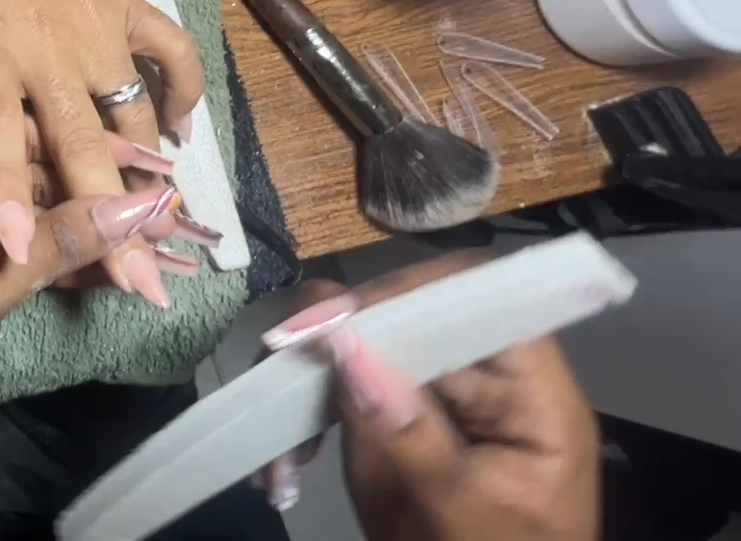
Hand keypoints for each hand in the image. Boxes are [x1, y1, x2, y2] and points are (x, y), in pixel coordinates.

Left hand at [0, 0, 205, 305]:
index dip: (5, 194)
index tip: (20, 255)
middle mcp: (52, 51)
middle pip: (81, 145)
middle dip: (107, 218)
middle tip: (137, 286)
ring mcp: (101, 28)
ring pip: (133, 111)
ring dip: (150, 169)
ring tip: (164, 226)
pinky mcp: (131, 4)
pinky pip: (173, 53)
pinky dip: (187, 90)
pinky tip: (182, 129)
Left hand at [0, 126, 215, 426]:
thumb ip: (58, 243)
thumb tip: (136, 207)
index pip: (24, 135)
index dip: (88, 147)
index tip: (151, 162)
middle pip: (31, 175)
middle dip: (96, 198)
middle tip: (168, 217)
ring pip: (26, 214)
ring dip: (81, 234)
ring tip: (155, 251)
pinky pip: (9, 243)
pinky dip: (50, 257)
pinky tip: (104, 274)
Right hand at [253, 257, 599, 539]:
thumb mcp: (451, 512)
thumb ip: (404, 431)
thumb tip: (345, 341)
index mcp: (525, 400)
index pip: (479, 301)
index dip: (413, 290)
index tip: (343, 318)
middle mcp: (474, 378)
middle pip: (399, 307)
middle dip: (332, 329)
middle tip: (283, 360)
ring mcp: (423, 388)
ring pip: (348, 333)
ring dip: (299, 367)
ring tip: (279, 427)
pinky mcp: (380, 401)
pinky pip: (326, 370)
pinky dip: (292, 396)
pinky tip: (285, 454)